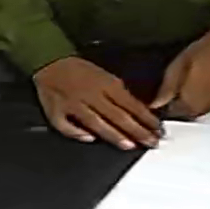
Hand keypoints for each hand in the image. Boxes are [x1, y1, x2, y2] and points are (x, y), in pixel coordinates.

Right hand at [34, 57, 162, 149]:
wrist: (51, 62)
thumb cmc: (79, 70)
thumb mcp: (106, 76)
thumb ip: (119, 93)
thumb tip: (137, 111)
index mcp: (106, 85)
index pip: (131, 105)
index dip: (147, 119)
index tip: (158, 130)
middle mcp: (90, 95)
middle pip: (117, 116)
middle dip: (136, 131)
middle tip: (151, 142)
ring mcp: (72, 103)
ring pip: (95, 122)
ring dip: (113, 134)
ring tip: (128, 145)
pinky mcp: (54, 109)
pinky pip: (65, 125)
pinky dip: (76, 132)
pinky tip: (88, 138)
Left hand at [154, 29, 209, 120]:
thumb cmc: (203, 49)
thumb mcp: (178, 65)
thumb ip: (168, 87)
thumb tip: (157, 105)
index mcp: (201, 86)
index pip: (186, 110)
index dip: (176, 110)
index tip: (171, 105)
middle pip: (201, 111)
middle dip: (189, 107)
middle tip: (184, 95)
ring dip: (205, 103)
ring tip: (201, 87)